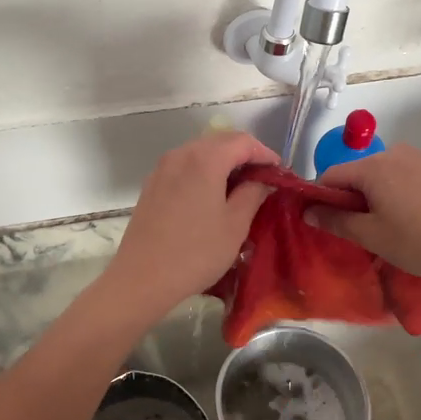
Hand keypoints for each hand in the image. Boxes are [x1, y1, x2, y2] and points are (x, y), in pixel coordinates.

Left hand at [105, 131, 279, 314]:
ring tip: (239, 188)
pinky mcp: (151, 185)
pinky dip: (202, 172)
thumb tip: (262, 181)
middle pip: (220, 141)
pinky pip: (184, 166)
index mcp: (205, 159)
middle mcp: (181, 154)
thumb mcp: (235, 225)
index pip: (242, 141)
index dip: (264, 153)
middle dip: (244, 155)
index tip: (278, 173)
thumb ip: (253, 194)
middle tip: (262, 180)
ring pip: (200, 153)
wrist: (142, 278)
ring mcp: (162, 168)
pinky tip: (210, 196)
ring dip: (223, 163)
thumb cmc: (196, 252)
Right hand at [306, 144, 420, 278]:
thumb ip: (336, 221)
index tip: (326, 224)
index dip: (321, 200)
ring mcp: (416, 157)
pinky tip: (408, 218)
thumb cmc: (419, 240)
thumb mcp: (372, 236)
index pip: (330, 177)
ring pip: (380, 176)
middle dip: (350, 200)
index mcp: (371, 167)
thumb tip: (308, 211)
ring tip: (387, 227)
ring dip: (374, 197)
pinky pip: (401, 177)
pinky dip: (395, 193)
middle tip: (360, 232)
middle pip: (356, 174)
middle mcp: (392, 153)